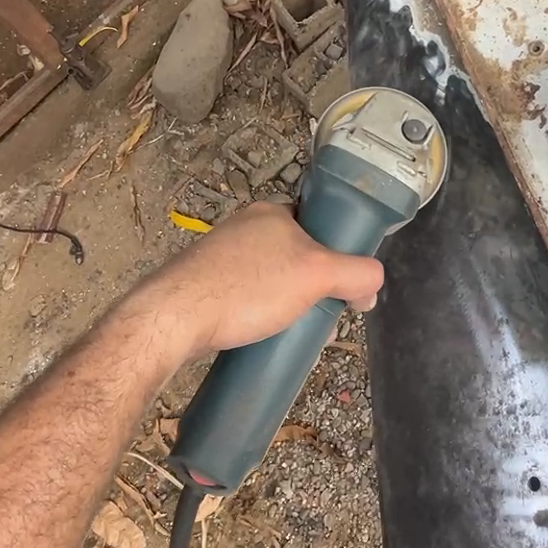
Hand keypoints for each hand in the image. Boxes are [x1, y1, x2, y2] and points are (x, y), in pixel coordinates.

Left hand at [139, 202, 384, 355]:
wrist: (174, 318)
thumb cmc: (248, 288)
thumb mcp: (319, 275)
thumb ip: (357, 273)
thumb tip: (373, 287)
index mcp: (272, 212)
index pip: (317, 224)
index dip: (336, 253)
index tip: (341, 285)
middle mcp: (246, 226)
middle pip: (296, 255)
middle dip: (312, 286)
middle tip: (320, 316)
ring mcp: (221, 254)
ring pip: (271, 278)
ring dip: (287, 303)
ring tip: (292, 331)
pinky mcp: (203, 283)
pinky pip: (245, 294)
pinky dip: (259, 312)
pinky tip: (260, 334)